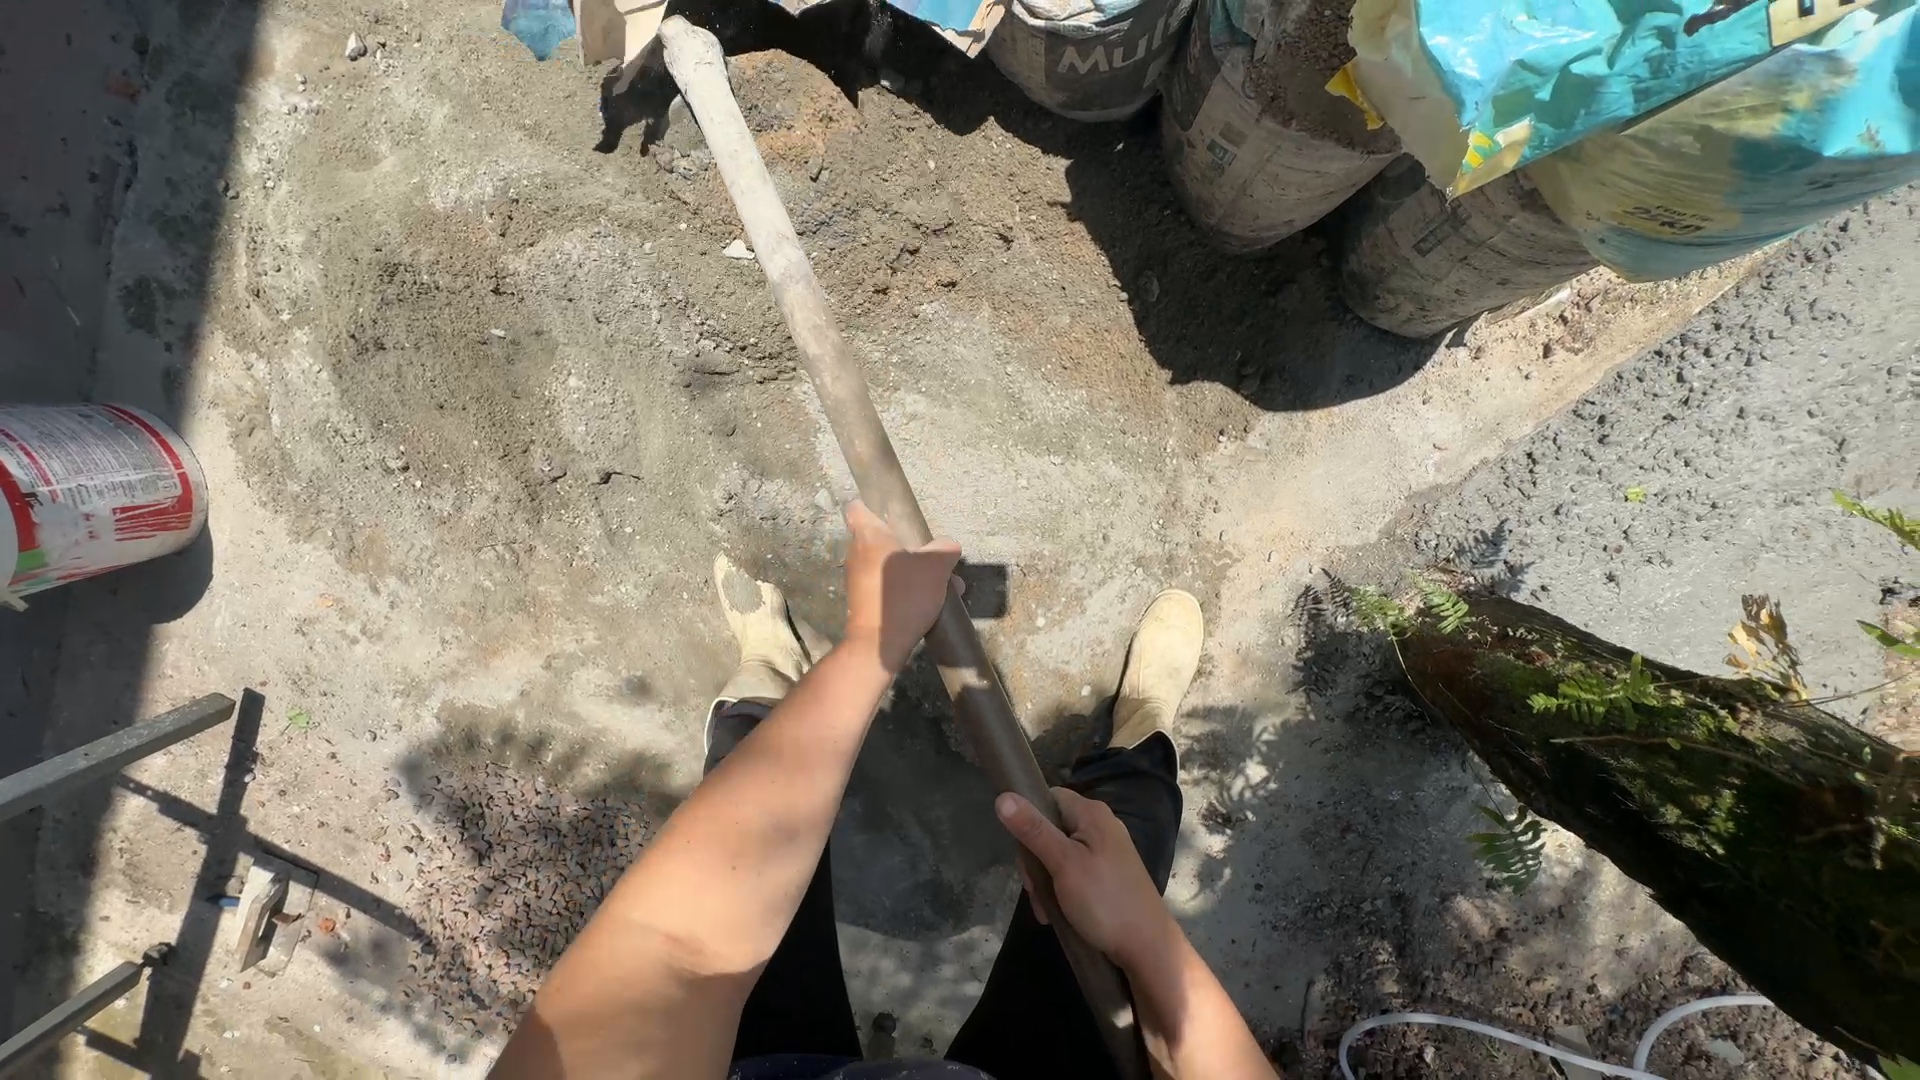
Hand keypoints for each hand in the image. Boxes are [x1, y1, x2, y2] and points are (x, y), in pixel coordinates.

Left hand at [841, 500, 961, 673]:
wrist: (879, 644)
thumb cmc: (904, 595)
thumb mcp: (936, 566)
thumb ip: (945, 549)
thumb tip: (947, 547)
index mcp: (868, 536)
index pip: (858, 506)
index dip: (873, 504)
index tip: (895, 513)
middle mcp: (857, 554)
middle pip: (883, 539)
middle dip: (912, 547)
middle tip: (935, 558)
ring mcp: (858, 579)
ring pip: (890, 565)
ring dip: (915, 572)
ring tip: (945, 587)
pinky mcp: (863, 601)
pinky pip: (888, 586)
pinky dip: (906, 590)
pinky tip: (931, 604)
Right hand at [995, 787, 1180, 971]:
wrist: (1148, 949)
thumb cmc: (1104, 900)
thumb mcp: (1063, 863)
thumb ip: (1033, 830)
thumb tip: (1003, 797)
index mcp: (1092, 813)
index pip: (1049, 797)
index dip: (1029, 817)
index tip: (1023, 849)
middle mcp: (1100, 826)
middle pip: (1050, 828)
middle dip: (1035, 860)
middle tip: (1035, 889)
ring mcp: (1106, 852)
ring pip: (1058, 855)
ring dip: (1045, 881)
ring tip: (1046, 909)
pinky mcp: (1108, 876)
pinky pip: (1073, 872)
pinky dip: (1061, 890)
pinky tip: (1055, 914)